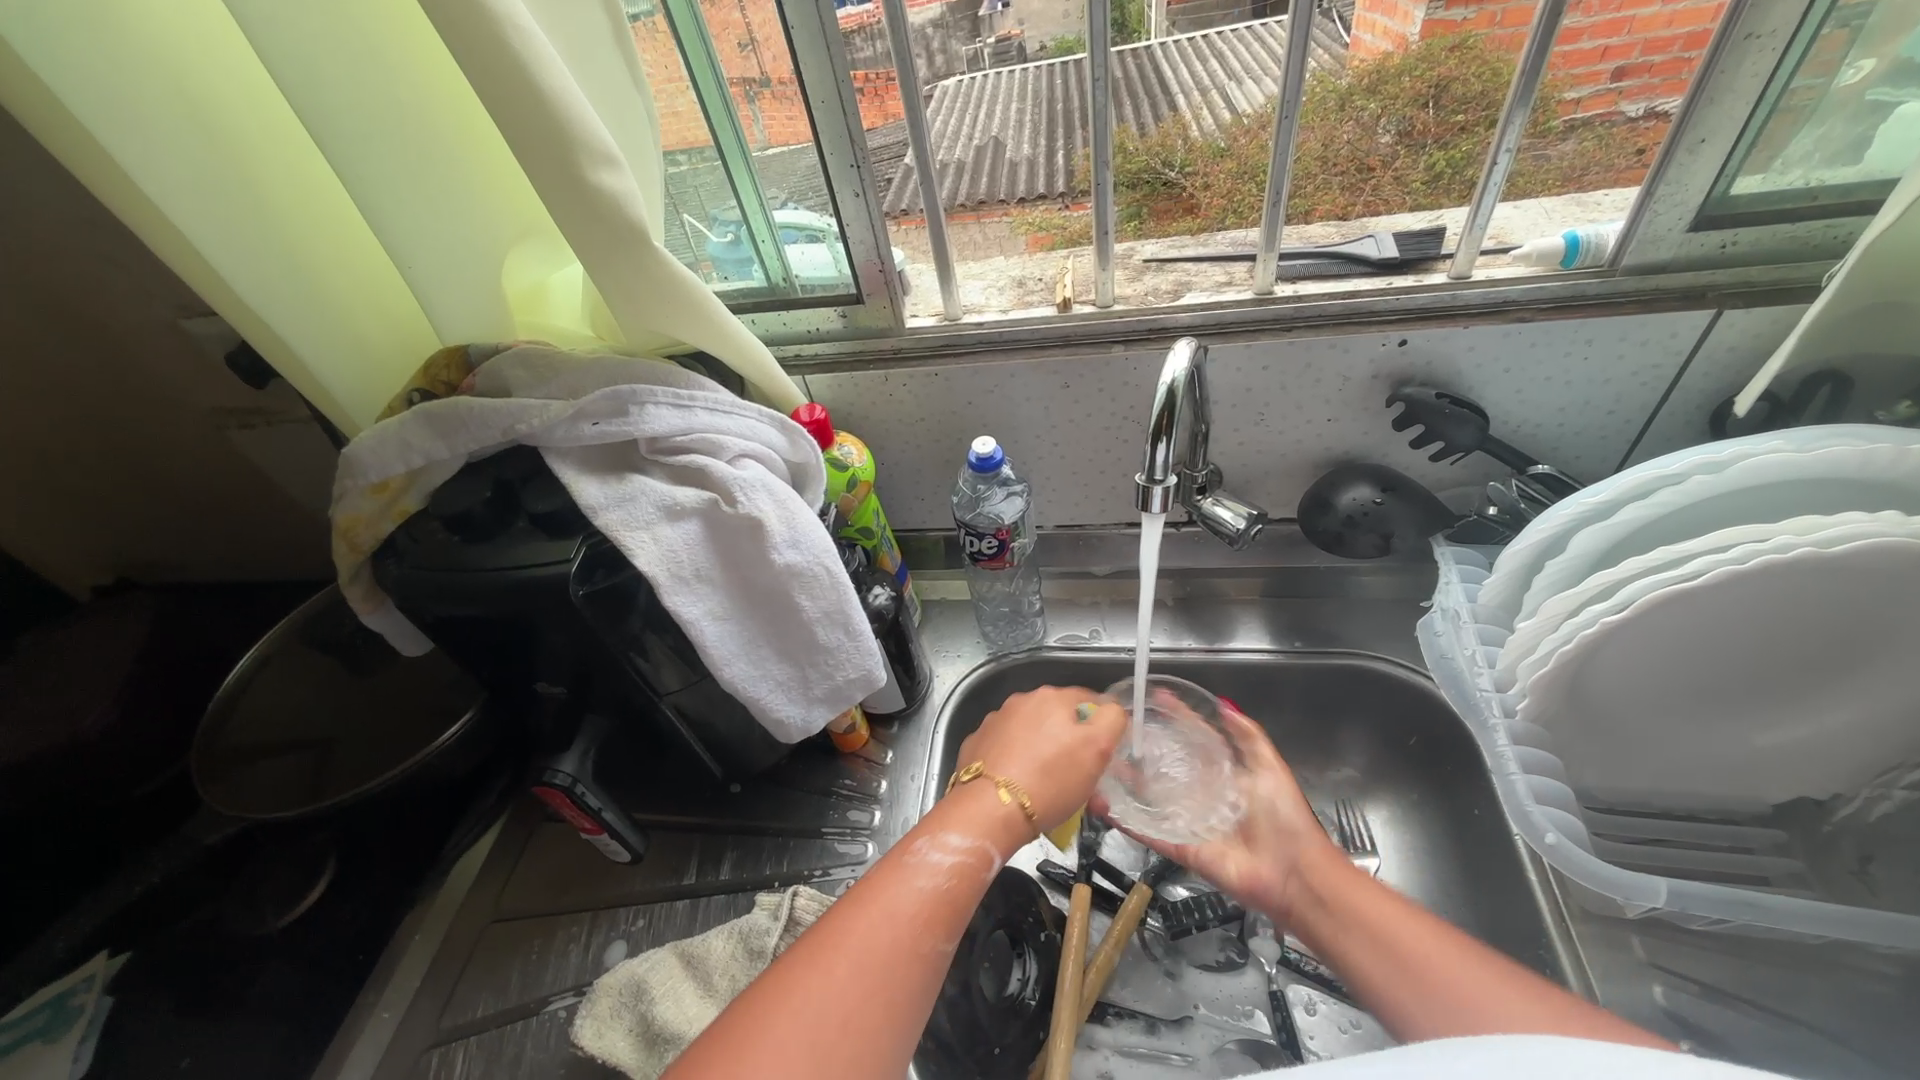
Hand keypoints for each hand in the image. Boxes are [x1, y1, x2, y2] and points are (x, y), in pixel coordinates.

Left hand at [951, 686, 1126, 833]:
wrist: (988, 811)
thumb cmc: (1050, 779)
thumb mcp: (1098, 748)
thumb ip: (1112, 719)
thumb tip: (1110, 707)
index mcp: (1051, 697)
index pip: (1089, 700)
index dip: (1103, 725)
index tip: (1108, 754)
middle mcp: (1020, 701)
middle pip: (1059, 721)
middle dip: (1076, 748)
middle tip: (1086, 782)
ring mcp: (994, 722)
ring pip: (1034, 738)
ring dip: (1049, 758)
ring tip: (1056, 793)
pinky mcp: (976, 746)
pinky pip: (1009, 752)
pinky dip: (1020, 765)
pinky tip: (1025, 788)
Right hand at [1102, 707, 1341, 921]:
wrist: (1293, 874)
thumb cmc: (1284, 818)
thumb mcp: (1270, 768)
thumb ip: (1249, 736)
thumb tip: (1223, 703)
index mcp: (1225, 773)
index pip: (1196, 738)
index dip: (1178, 717)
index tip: (1155, 698)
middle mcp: (1203, 794)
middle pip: (1167, 767)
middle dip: (1143, 749)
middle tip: (1115, 730)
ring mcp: (1189, 821)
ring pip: (1151, 798)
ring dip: (1126, 783)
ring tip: (1100, 763)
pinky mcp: (1181, 847)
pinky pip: (1149, 831)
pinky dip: (1126, 820)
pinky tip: (1102, 803)